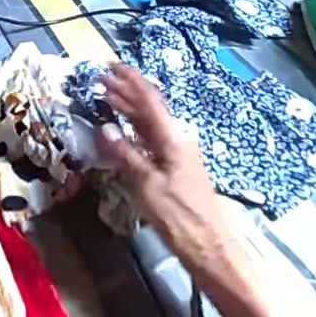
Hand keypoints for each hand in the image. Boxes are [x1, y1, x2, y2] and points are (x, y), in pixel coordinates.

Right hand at [95, 64, 245, 284]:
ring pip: (151, 124)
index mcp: (173, 138)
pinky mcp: (176, 169)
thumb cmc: (181, 217)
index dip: (130, 81)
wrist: (213, 249)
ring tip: (108, 99)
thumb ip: (126, 156)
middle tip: (102, 81)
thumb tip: (104, 129)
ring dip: (130, 110)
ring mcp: (178, 154)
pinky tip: (124, 132)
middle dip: (126, 93)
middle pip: (150, 109)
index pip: (149, 100)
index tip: (111, 67)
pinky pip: (152, 140)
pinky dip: (135, 131)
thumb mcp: (148, 186)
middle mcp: (177, 139)